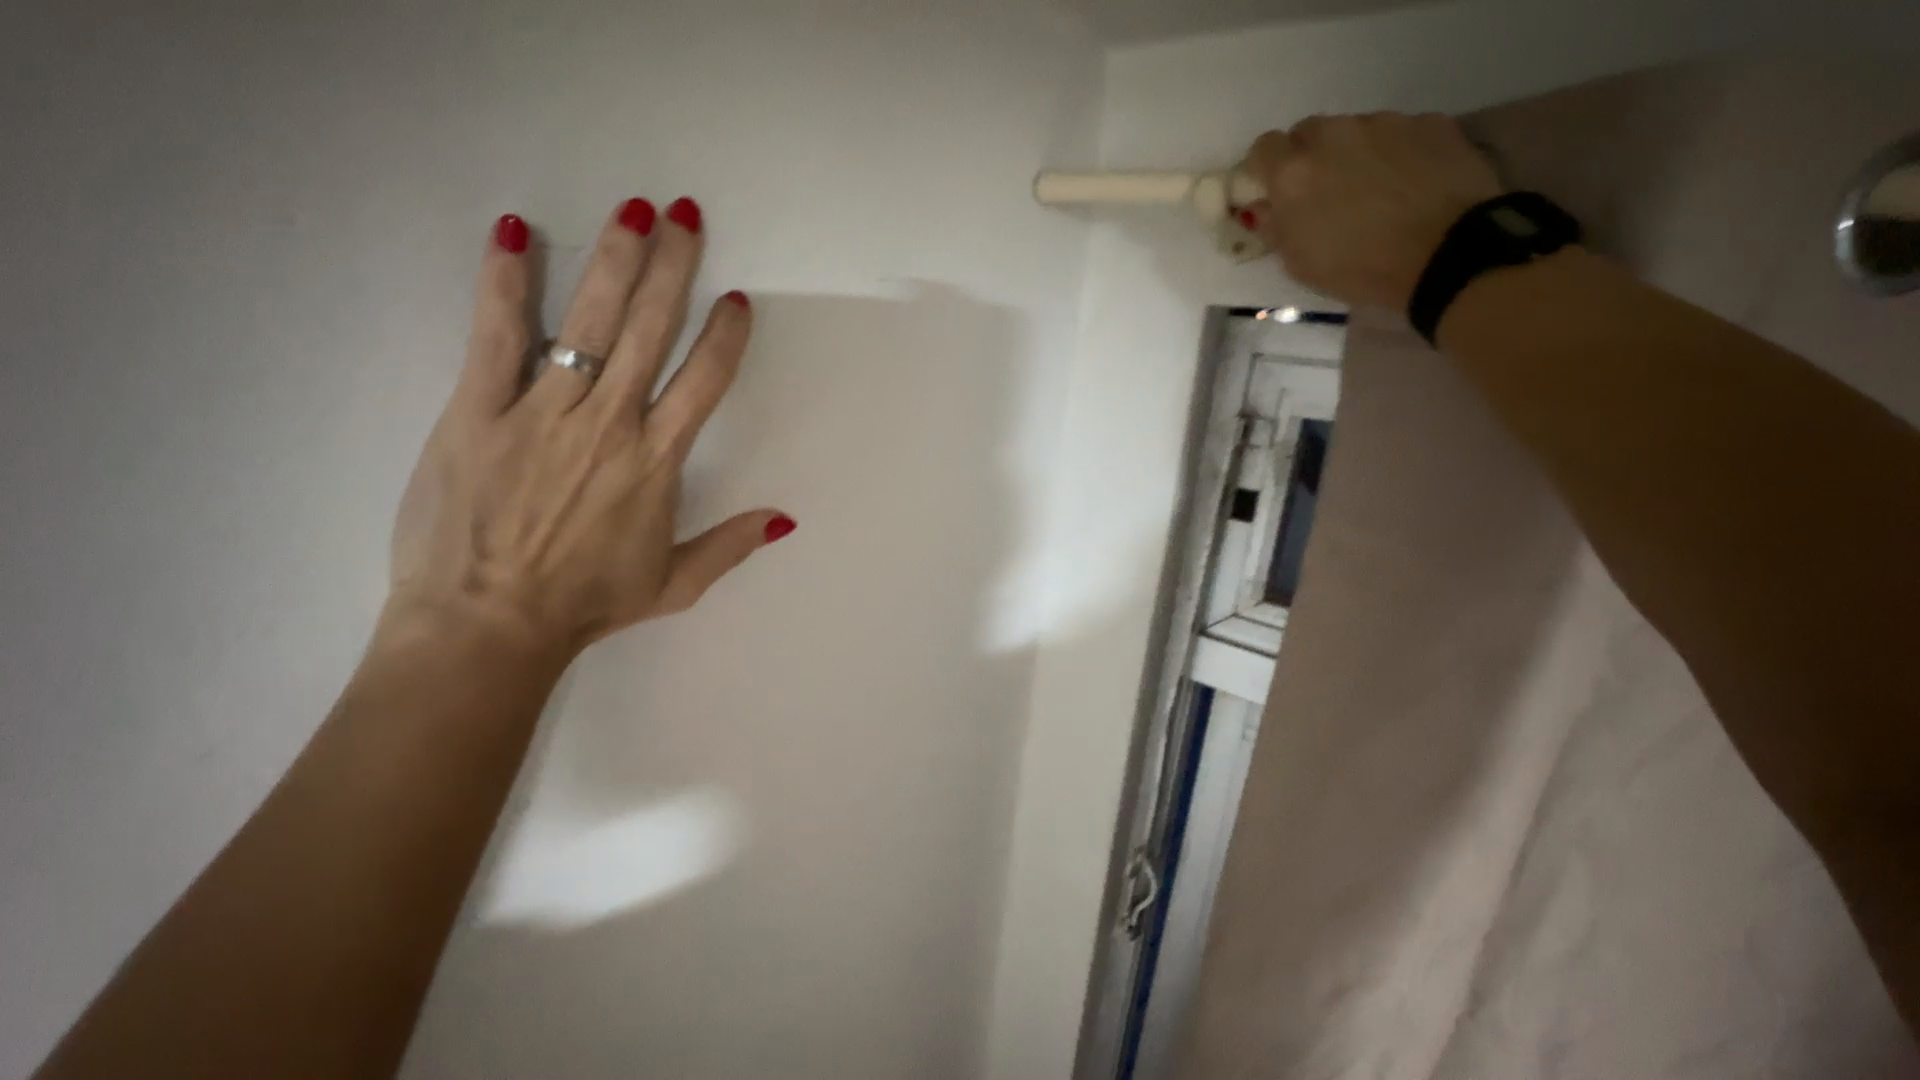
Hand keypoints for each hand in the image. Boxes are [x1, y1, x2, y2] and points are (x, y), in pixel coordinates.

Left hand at [390, 199, 793, 658]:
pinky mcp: (477, 409)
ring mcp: (541, 411)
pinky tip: (514, 231)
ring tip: (632, 209)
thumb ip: (730, 546)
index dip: (724, 336)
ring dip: (614, 260)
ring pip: (588, 321)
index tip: (735, 300)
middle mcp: (608, 423)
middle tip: (687, 216)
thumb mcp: (673, 585)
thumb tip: (786, 519)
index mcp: (656, 462)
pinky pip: (495, 334)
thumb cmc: (584, 607)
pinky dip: (504, 281)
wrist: (487, 626)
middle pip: (651, 331)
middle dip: (674, 268)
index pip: (704, 382)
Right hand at [1239, 113, 1503, 310]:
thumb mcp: (1299, 263)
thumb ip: (1274, 226)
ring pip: (1356, 129)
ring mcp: (1385, 123)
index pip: (1263, 148)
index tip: (1277, 190)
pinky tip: (1412, 182)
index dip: (1267, 169)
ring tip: (1376, 187)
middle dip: (1310, 156)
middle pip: (1309, 132)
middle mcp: (1333, 134)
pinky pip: (1401, 131)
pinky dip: (1398, 151)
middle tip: (1326, 191)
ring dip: (1355, 152)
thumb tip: (1263, 205)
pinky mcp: (1429, 122)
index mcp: (1293, 171)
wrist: (1448, 253)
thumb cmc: (1361, 268)